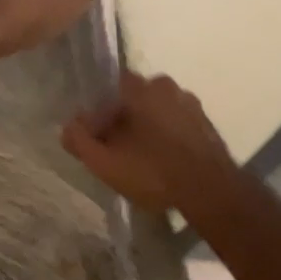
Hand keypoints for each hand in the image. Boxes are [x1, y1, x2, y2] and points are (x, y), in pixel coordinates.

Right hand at [62, 72, 233, 211]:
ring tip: (141, 159)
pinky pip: (177, 124)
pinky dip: (168, 137)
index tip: (97, 134)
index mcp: (141, 87)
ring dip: (147, 128)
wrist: (213, 193)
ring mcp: (192, 105)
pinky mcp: (208, 125)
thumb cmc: (153, 171)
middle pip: (135, 99)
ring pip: (158, 111)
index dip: (100, 110)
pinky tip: (163, 162)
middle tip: (116, 148)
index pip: (110, 86)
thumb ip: (79, 141)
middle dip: (123, 119)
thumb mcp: (104, 162)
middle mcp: (167, 87)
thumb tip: (67, 127)